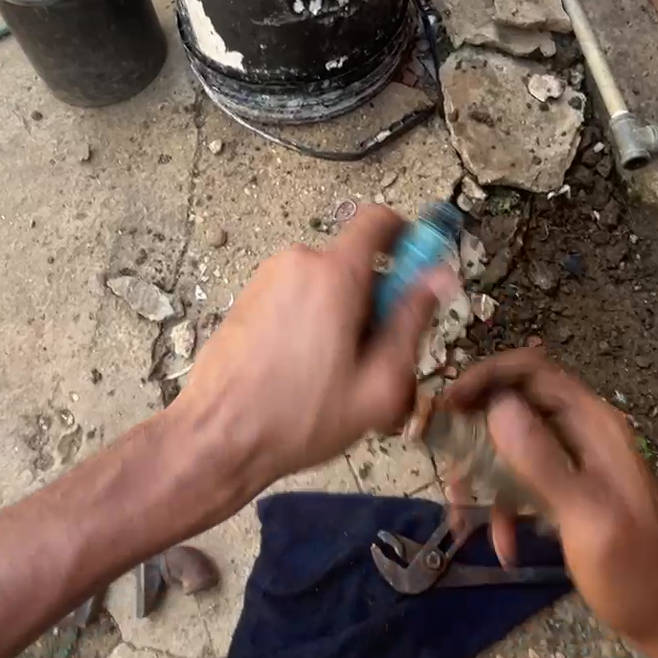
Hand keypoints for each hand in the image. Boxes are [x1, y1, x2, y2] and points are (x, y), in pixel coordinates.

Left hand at [175, 205, 450, 499]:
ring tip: (342, 377)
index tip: (417, 268)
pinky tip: (309, 374)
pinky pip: (299, 297)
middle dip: (376, 304)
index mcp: (334, 274)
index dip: (407, 237)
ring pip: (328, 286)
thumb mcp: (378, 382)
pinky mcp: (251, 297)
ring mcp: (269, 278)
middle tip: (379, 359)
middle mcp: (299, 263)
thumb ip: (412, 321)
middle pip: (357, 264)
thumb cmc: (298, 417)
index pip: (379, 220)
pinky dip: (314, 324)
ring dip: (344, 320)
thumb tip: (438, 278)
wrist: (218, 437)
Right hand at [446, 350, 657, 657]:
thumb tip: (496, 405)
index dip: (486, 375)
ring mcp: (575, 459)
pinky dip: (505, 507)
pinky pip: (523, 479)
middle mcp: (582, 430)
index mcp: (593, 423)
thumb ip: (541, 459)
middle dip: (475, 432)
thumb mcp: (585, 516)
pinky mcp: (568, 488)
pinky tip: (503, 545)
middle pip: (514, 402)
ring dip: (484, 477)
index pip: (532, 369)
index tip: (450, 403)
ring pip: (512, 444)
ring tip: (462, 517)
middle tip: (447, 462)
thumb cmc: (635, 571)